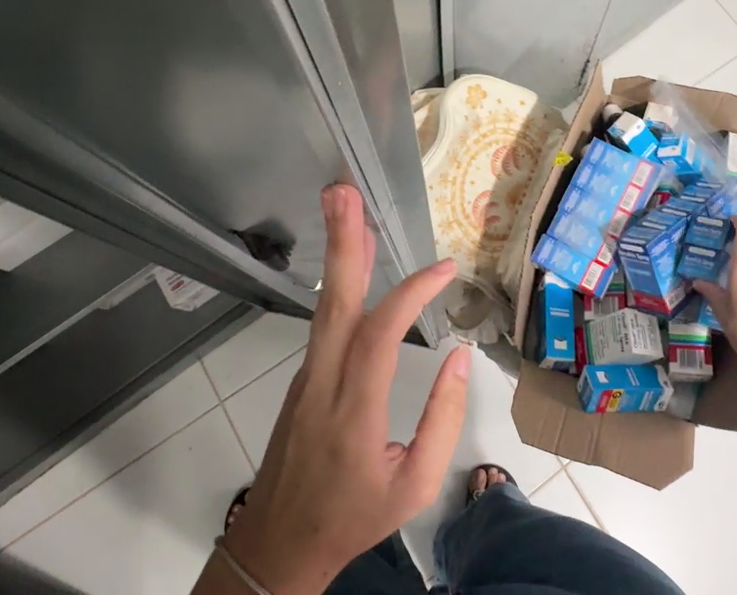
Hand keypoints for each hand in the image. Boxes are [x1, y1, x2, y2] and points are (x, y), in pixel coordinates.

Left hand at [217, 185, 469, 594]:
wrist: (279, 544)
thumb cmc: (354, 516)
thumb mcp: (415, 486)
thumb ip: (442, 420)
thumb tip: (458, 357)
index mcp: (354, 410)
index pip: (381, 334)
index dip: (411, 293)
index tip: (445, 268)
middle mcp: (324, 381)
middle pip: (335, 301)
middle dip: (342, 242)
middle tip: (342, 192)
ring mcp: (308, 376)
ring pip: (326, 305)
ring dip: (338, 253)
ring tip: (346, 206)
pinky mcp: (305, 377)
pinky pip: (325, 320)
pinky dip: (340, 281)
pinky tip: (352, 259)